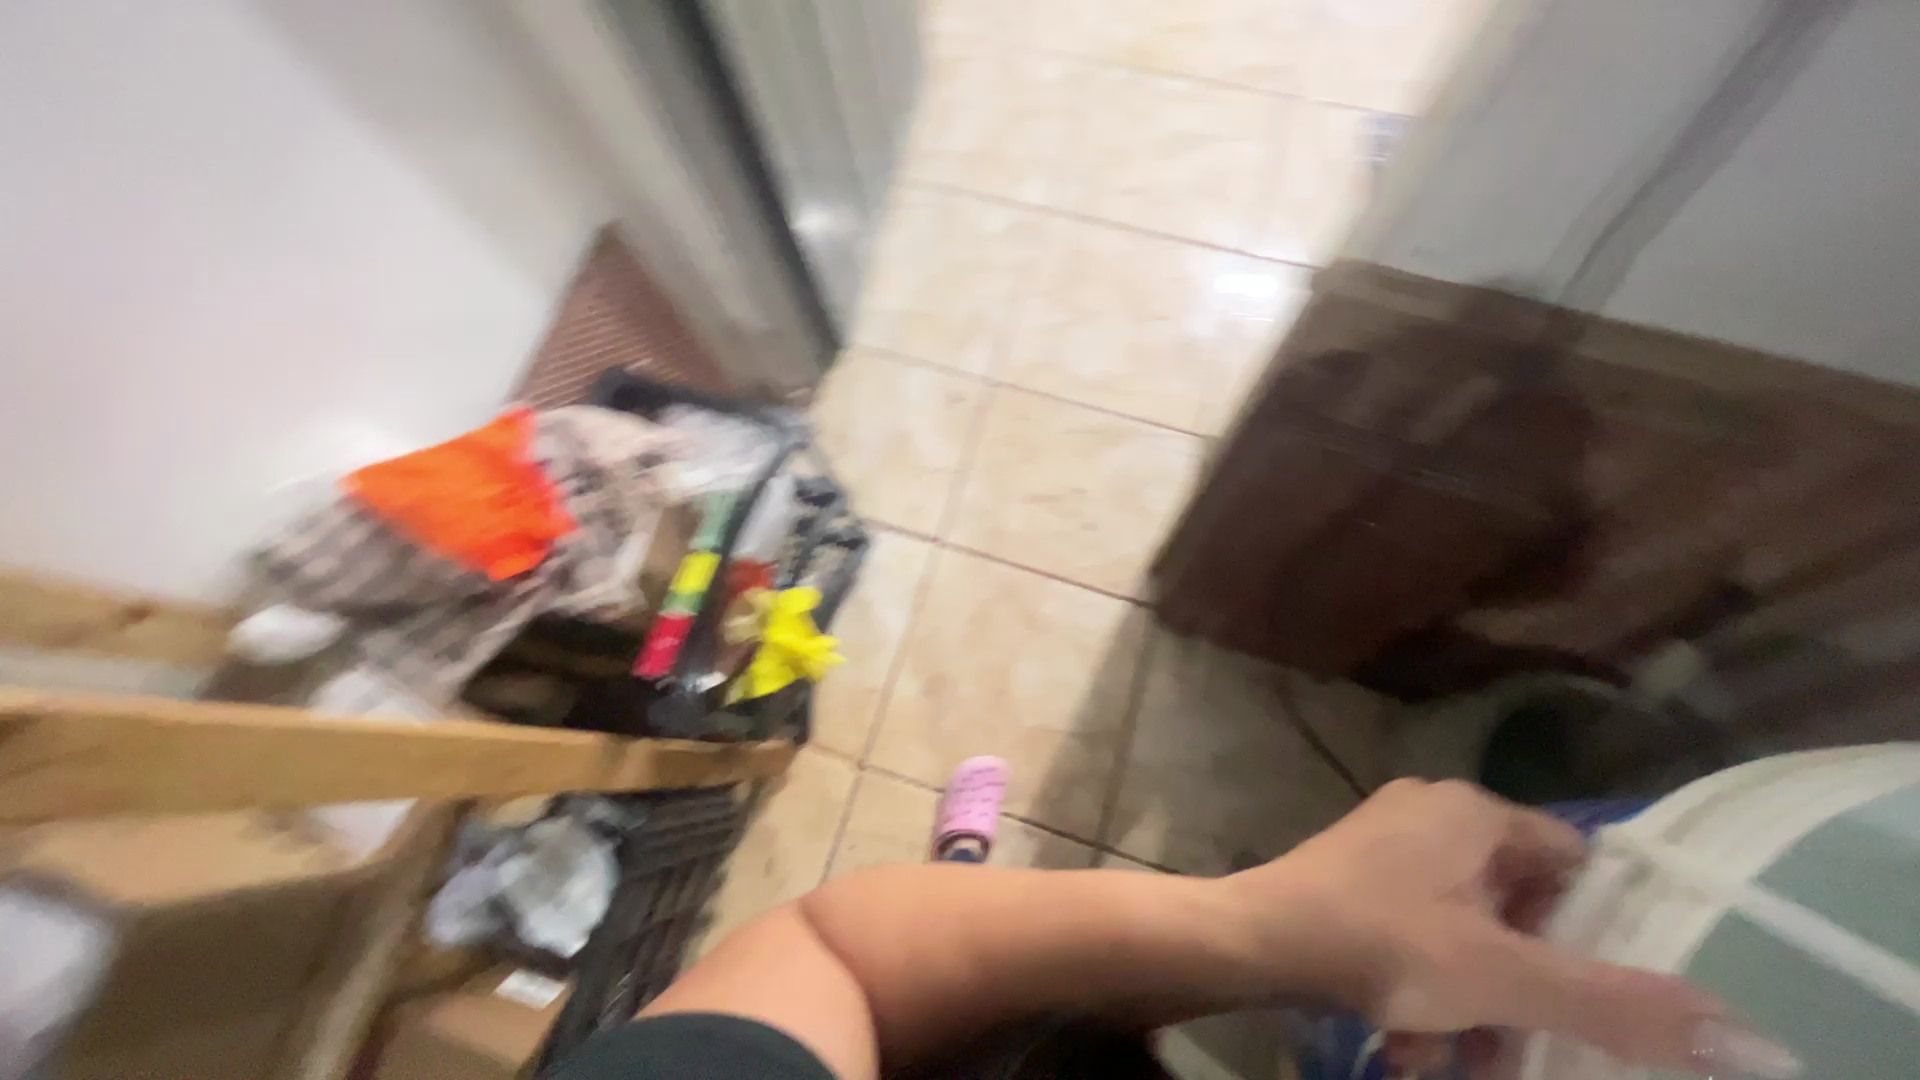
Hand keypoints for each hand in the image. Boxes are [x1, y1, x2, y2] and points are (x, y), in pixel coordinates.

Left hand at [1224, 779, 1799, 1077]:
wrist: (1255, 938)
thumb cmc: (1382, 941)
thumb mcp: (1507, 979)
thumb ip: (1622, 1007)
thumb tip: (1760, 1043)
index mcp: (1470, 812)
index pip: (1574, 863)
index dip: (1603, 932)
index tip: (1613, 1000)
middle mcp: (1429, 816)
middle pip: (1518, 910)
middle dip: (1526, 991)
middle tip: (1530, 1051)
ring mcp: (1385, 846)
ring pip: (1464, 935)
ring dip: (1472, 1008)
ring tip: (1460, 1065)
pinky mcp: (1353, 879)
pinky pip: (1415, 936)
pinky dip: (1423, 992)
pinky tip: (1409, 1049)